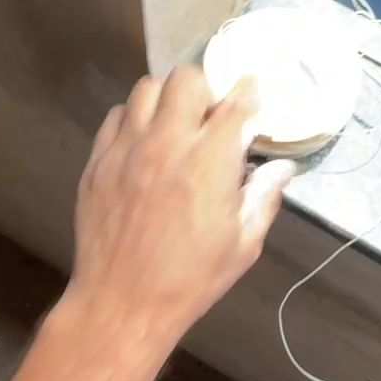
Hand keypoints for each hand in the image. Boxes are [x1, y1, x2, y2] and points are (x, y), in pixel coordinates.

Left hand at [64, 66, 295, 353]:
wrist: (122, 302)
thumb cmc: (190, 279)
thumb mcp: (243, 245)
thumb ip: (263, 197)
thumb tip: (282, 168)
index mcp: (210, 161)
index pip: (236, 104)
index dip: (249, 95)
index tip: (251, 100)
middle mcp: (167, 142)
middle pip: (187, 79)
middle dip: (205, 90)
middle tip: (209, 118)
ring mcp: (127, 149)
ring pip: (146, 88)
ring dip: (167, 100)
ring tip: (174, 127)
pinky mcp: (98, 161)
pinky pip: (116, 117)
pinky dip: (134, 120)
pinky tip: (143, 145)